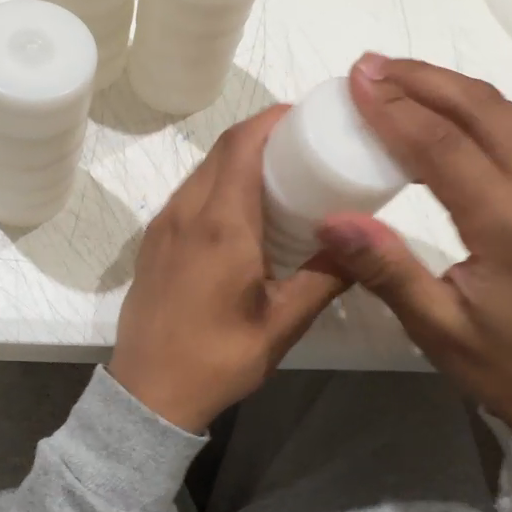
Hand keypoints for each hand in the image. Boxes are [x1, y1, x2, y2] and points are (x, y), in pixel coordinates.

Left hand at [110, 106, 348, 433]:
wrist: (149, 393)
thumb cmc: (218, 359)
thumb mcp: (282, 323)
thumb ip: (325, 278)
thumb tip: (362, 242)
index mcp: (220, 225)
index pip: (242, 144)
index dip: (275, 119)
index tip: (310, 118)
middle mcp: (184, 214)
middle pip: (221, 150)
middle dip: (263, 136)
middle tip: (305, 149)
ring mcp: (161, 227)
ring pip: (201, 171)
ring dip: (238, 161)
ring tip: (280, 177)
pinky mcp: (151, 244)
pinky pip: (187, 196)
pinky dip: (216, 186)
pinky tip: (243, 213)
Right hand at [317, 55, 511, 457]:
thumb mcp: (439, 329)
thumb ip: (387, 270)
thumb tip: (330, 220)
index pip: (443, 146)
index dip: (394, 108)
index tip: (354, 80)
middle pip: (482, 110)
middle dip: (422, 80)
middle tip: (368, 65)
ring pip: (509, 114)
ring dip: (451, 89)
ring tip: (398, 79)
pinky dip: (478, 113)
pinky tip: (446, 116)